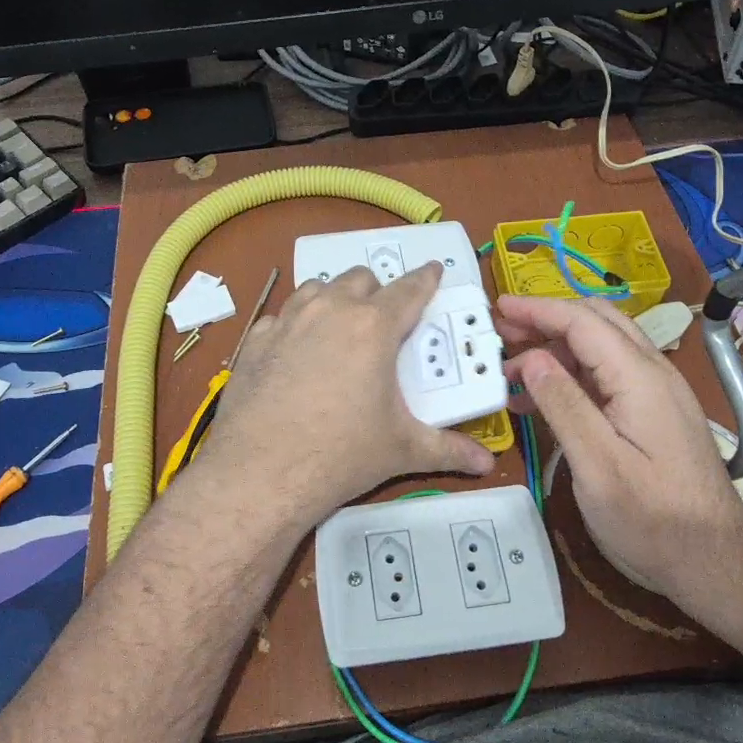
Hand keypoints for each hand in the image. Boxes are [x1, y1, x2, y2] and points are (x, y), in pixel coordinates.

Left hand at [192, 262, 494, 527]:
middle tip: (384, 319)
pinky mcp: (256, 341)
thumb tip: (486, 464)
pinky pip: (281, 316)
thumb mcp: (402, 450)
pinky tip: (297, 351)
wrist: (261, 472)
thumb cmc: (341, 455)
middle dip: (376, 291)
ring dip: (334, 298)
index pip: (409, 289)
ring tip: (340, 327)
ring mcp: (288, 321)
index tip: (434, 270)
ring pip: (316, 288)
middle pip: (359, 279)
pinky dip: (296, 324)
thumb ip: (447, 450)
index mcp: (374, 326)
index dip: (426, 278)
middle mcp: (330, 311)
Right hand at [499, 294, 742, 596]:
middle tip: (502, 332)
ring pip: (603, 347)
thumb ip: (563, 405)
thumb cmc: (651, 519)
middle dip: (546, 319)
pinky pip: (610, 374)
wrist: (714, 560)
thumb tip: (531, 359)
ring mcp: (658, 393)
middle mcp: (654, 373)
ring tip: (511, 370)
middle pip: (597, 323)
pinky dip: (573, 373)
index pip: (583, 322)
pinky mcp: (657, 414)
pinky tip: (543, 399)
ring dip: (557, 347)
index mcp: (639, 378)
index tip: (498, 306)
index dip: (538, 309)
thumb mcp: (597, 466)